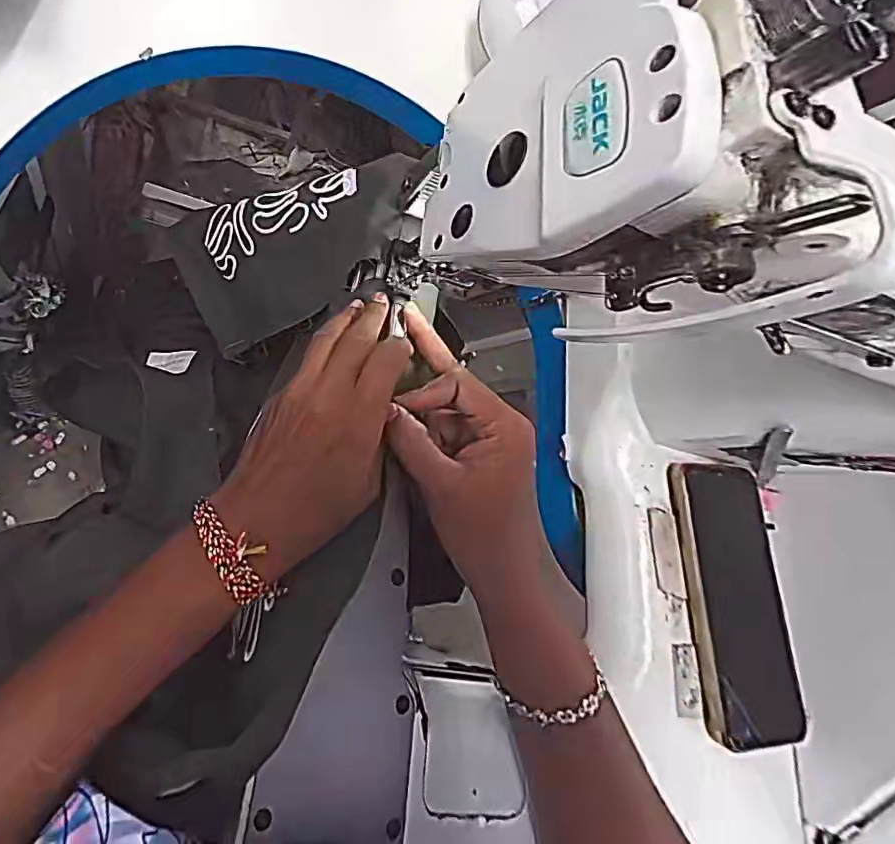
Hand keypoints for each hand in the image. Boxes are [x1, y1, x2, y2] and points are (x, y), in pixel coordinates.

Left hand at [212, 295, 411, 578]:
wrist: (258, 517)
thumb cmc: (311, 510)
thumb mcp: (368, 481)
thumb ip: (381, 438)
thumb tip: (386, 412)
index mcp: (357, 418)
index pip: (386, 361)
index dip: (399, 346)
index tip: (405, 343)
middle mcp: (329, 396)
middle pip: (356, 339)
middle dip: (374, 318)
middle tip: (384, 304)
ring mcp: (301, 391)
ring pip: (327, 340)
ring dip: (345, 319)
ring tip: (358, 307)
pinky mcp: (281, 395)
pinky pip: (307, 355)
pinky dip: (323, 339)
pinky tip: (330, 337)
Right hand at [385, 303, 551, 601]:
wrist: (505, 572)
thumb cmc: (489, 538)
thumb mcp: (441, 485)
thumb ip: (411, 442)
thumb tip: (389, 411)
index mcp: (504, 426)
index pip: (457, 384)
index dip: (422, 391)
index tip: (395, 405)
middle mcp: (500, 426)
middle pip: (453, 386)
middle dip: (423, 364)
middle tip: (405, 321)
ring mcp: (488, 439)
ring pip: (444, 408)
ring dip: (417, 406)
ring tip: (390, 394)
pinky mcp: (476, 454)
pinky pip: (443, 429)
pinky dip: (421, 427)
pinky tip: (401, 425)